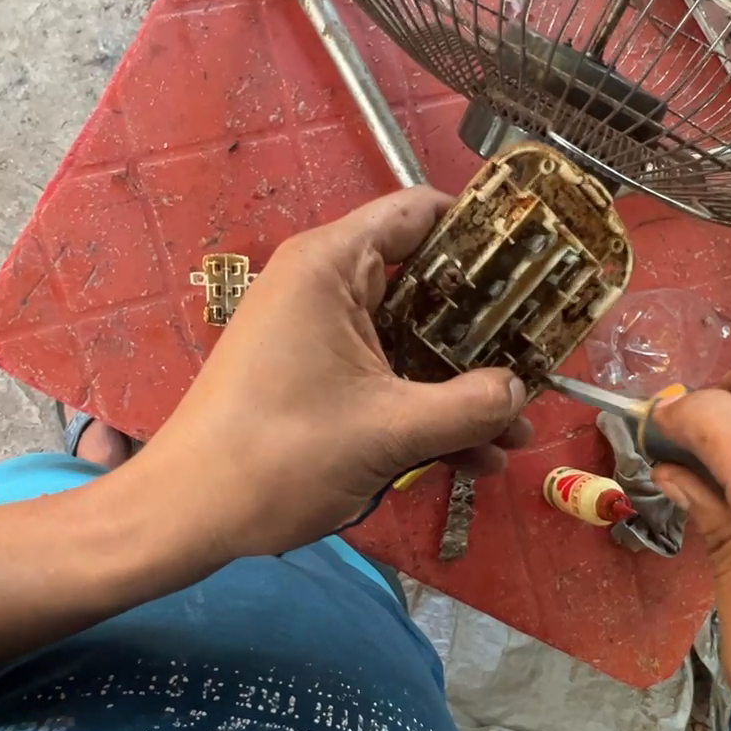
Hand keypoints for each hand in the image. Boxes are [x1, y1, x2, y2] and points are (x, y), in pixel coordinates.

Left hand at [140, 188, 532, 559]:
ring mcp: (321, 338)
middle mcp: (326, 289)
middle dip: (485, 330)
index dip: (483, 233)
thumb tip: (520, 393)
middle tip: (540, 355)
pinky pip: (386, 382)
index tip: (537, 264)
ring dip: (462, 387)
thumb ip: (467, 407)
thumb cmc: (280, 455)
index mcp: (332, 266)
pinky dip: (426, 413)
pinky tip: (475, 459)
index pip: (419, 215)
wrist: (190, 515)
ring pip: (412, 345)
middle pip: (426, 286)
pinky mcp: (318, 381)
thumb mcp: (388, 431)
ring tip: (517, 431)